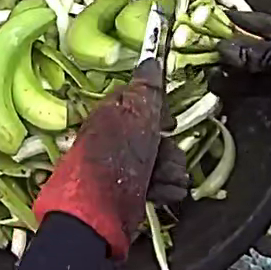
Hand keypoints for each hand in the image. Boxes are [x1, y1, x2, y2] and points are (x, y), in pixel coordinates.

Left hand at [34, 59, 171, 258]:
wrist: (100, 211)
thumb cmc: (115, 157)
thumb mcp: (134, 116)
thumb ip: (147, 88)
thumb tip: (152, 58)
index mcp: (112, 114)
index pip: (142, 102)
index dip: (159, 111)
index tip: (169, 120)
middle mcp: (117, 138)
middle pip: (157, 134)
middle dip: (170, 148)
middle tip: (166, 158)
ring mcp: (124, 166)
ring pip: (163, 160)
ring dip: (171, 170)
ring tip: (164, 179)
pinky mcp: (132, 191)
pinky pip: (159, 182)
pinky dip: (165, 188)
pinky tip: (163, 192)